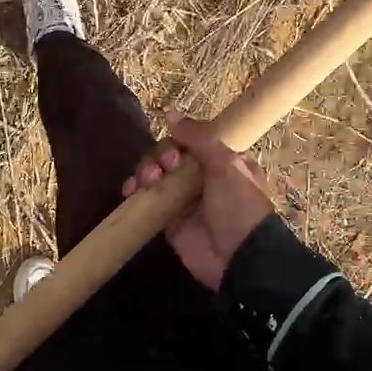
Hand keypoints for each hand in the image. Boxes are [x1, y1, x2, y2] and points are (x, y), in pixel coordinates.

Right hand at [121, 109, 276, 290]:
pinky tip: (131, 191)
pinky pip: (147, 199)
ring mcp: (184, 199)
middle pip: (169, 155)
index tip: (176, 149)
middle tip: (166, 166)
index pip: (191, 141)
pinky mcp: (168, 220)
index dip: (179, 140)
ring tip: (148, 180)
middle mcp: (202, 178)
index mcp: (222, 162)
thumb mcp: (226, 164)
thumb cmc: (238, 205)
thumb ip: (198, 137)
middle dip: (161, 155)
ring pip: (156, 174)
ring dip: (147, 170)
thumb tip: (171, 112)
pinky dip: (136, 192)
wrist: (239, 258)